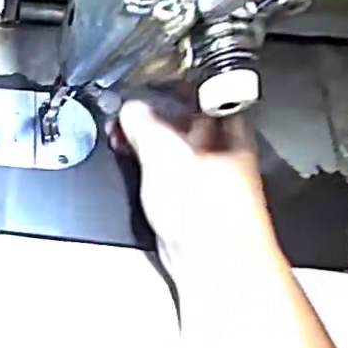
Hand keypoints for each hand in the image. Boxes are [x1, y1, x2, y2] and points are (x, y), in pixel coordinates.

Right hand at [116, 100, 279, 274]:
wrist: (212, 260)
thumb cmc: (207, 210)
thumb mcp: (165, 156)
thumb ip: (144, 126)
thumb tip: (130, 108)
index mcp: (227, 126)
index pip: (195, 90)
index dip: (163, 87)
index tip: (136, 90)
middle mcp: (220, 147)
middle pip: (180, 118)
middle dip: (147, 117)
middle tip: (121, 119)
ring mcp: (205, 173)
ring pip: (171, 146)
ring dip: (143, 144)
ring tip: (120, 141)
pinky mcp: (189, 198)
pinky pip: (164, 172)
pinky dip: (146, 168)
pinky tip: (133, 170)